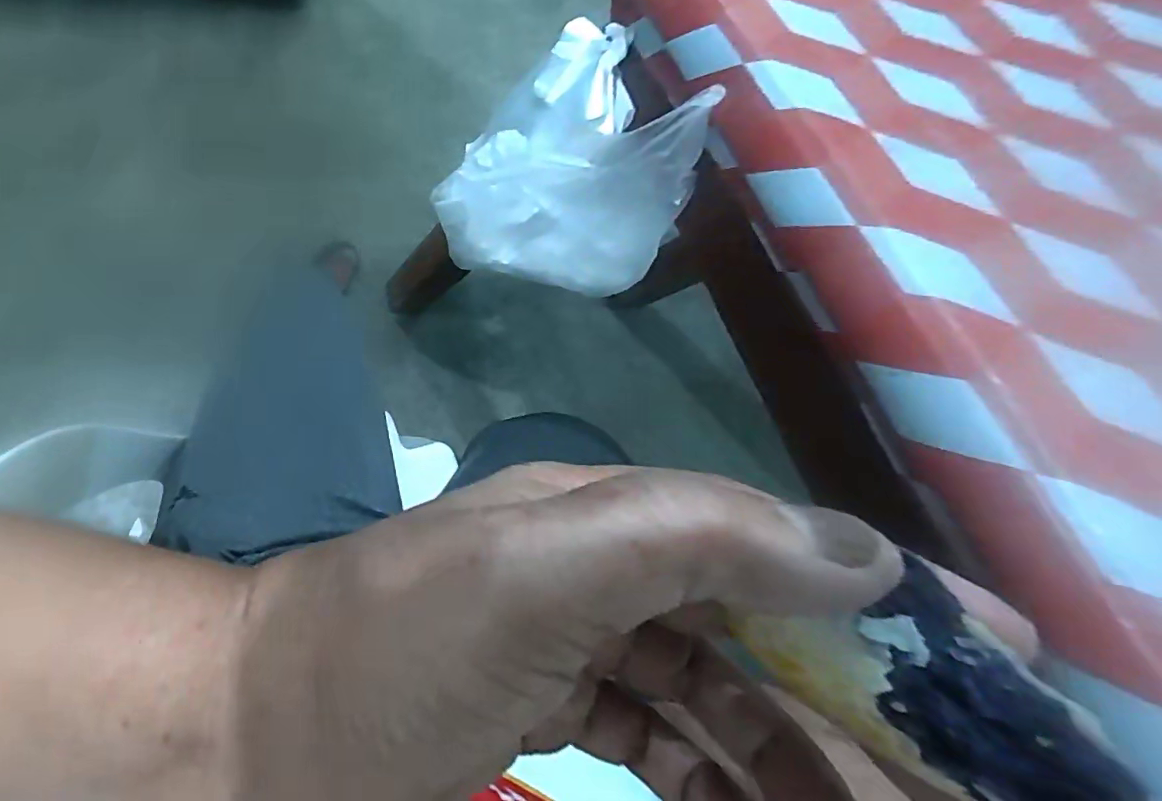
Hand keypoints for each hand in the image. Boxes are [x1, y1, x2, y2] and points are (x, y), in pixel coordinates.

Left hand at [231, 464, 1032, 800]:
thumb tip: (851, 546)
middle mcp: (577, 563)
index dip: (872, 592)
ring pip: (711, 688)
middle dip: (853, 697)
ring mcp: (560, 637)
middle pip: (743, 618)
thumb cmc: (398, 643)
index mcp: (580, 513)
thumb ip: (669, 533)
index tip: (1012, 675)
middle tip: (966, 786)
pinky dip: (720, 770)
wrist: (274, 714)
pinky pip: (662, 734)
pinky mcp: (541, 705)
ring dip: (796, 754)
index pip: (749, 533)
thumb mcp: (527, 571)